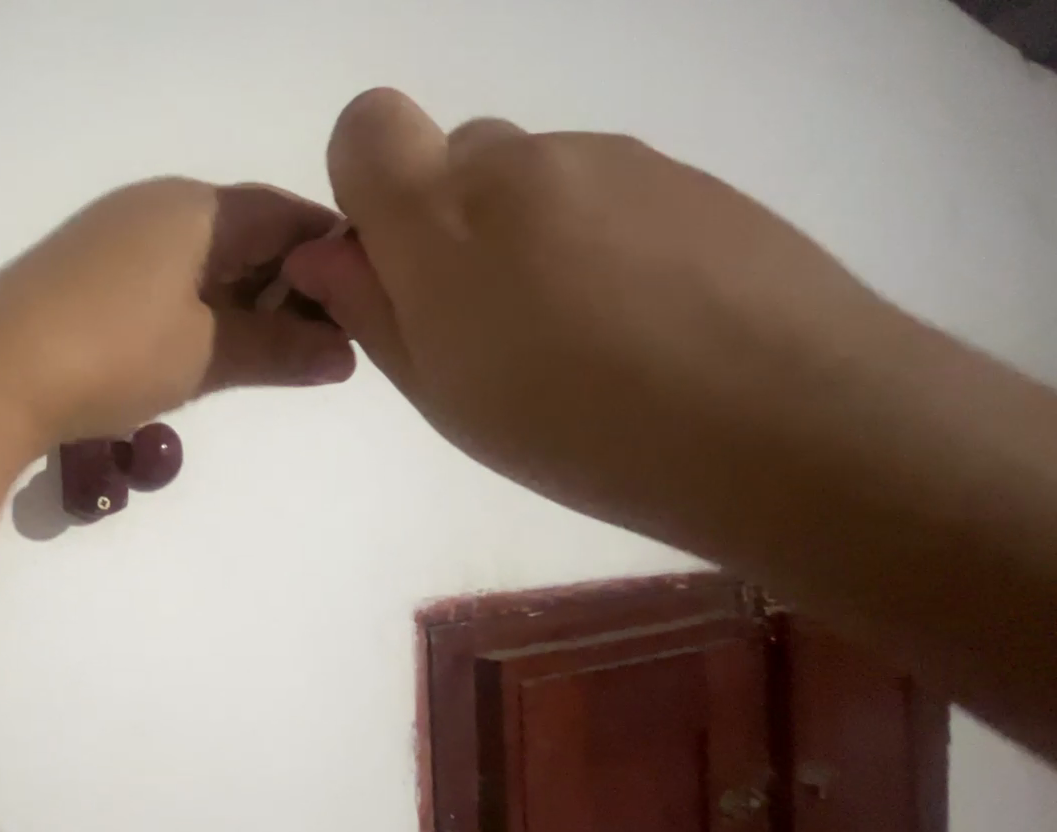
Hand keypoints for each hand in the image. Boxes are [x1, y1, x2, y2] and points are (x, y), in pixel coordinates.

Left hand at [0, 178, 355, 446]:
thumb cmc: (112, 355)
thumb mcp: (206, 354)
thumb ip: (281, 350)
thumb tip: (345, 355)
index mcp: (198, 208)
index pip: (289, 218)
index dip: (330, 264)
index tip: (355, 316)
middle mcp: (154, 207)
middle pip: (243, 238)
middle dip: (281, 292)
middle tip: (305, 352)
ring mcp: (108, 236)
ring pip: (197, 264)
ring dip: (232, 308)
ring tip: (248, 361)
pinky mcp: (76, 273)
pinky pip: (155, 282)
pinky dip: (185, 314)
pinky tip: (184, 356)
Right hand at [281, 88, 915, 527]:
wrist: (785, 422)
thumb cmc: (569, 427)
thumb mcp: (436, 389)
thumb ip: (369, 309)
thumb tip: (322, 253)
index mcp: (441, 216)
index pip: (366, 128)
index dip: (364, 185)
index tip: (390, 263)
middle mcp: (521, 162)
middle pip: (453, 158)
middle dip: (446, 224)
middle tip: (485, 324)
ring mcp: (612, 159)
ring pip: (530, 178)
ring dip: (522, 237)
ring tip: (572, 334)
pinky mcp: (686, 174)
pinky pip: (599, 192)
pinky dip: (591, 239)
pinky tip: (634, 317)